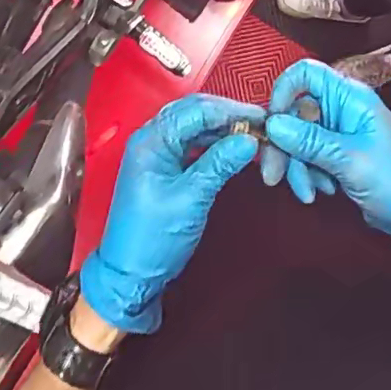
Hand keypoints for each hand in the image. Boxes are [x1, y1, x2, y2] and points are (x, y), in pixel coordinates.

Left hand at [79, 94, 263, 332]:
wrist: (129, 278)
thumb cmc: (151, 240)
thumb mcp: (190, 199)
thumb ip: (220, 164)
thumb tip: (251, 139)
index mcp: (151, 141)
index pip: (197, 111)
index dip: (232, 112)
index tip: (261, 118)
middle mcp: (152, 138)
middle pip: (196, 111)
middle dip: (229, 114)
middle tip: (260, 123)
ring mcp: (158, 151)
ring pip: (197, 124)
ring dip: (224, 126)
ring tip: (252, 133)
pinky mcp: (166, 165)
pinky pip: (195, 141)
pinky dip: (216, 140)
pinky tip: (235, 147)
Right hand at [260, 61, 390, 304]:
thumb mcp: (350, 160)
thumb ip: (310, 140)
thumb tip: (273, 123)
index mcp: (350, 97)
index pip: (305, 74)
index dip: (283, 93)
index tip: (273, 125)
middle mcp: (343, 108)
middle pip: (295, 111)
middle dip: (283, 144)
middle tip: (274, 176)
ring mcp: (341, 131)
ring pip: (298, 136)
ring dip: (297, 165)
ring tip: (311, 191)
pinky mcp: (338, 153)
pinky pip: (309, 155)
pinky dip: (308, 173)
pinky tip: (321, 191)